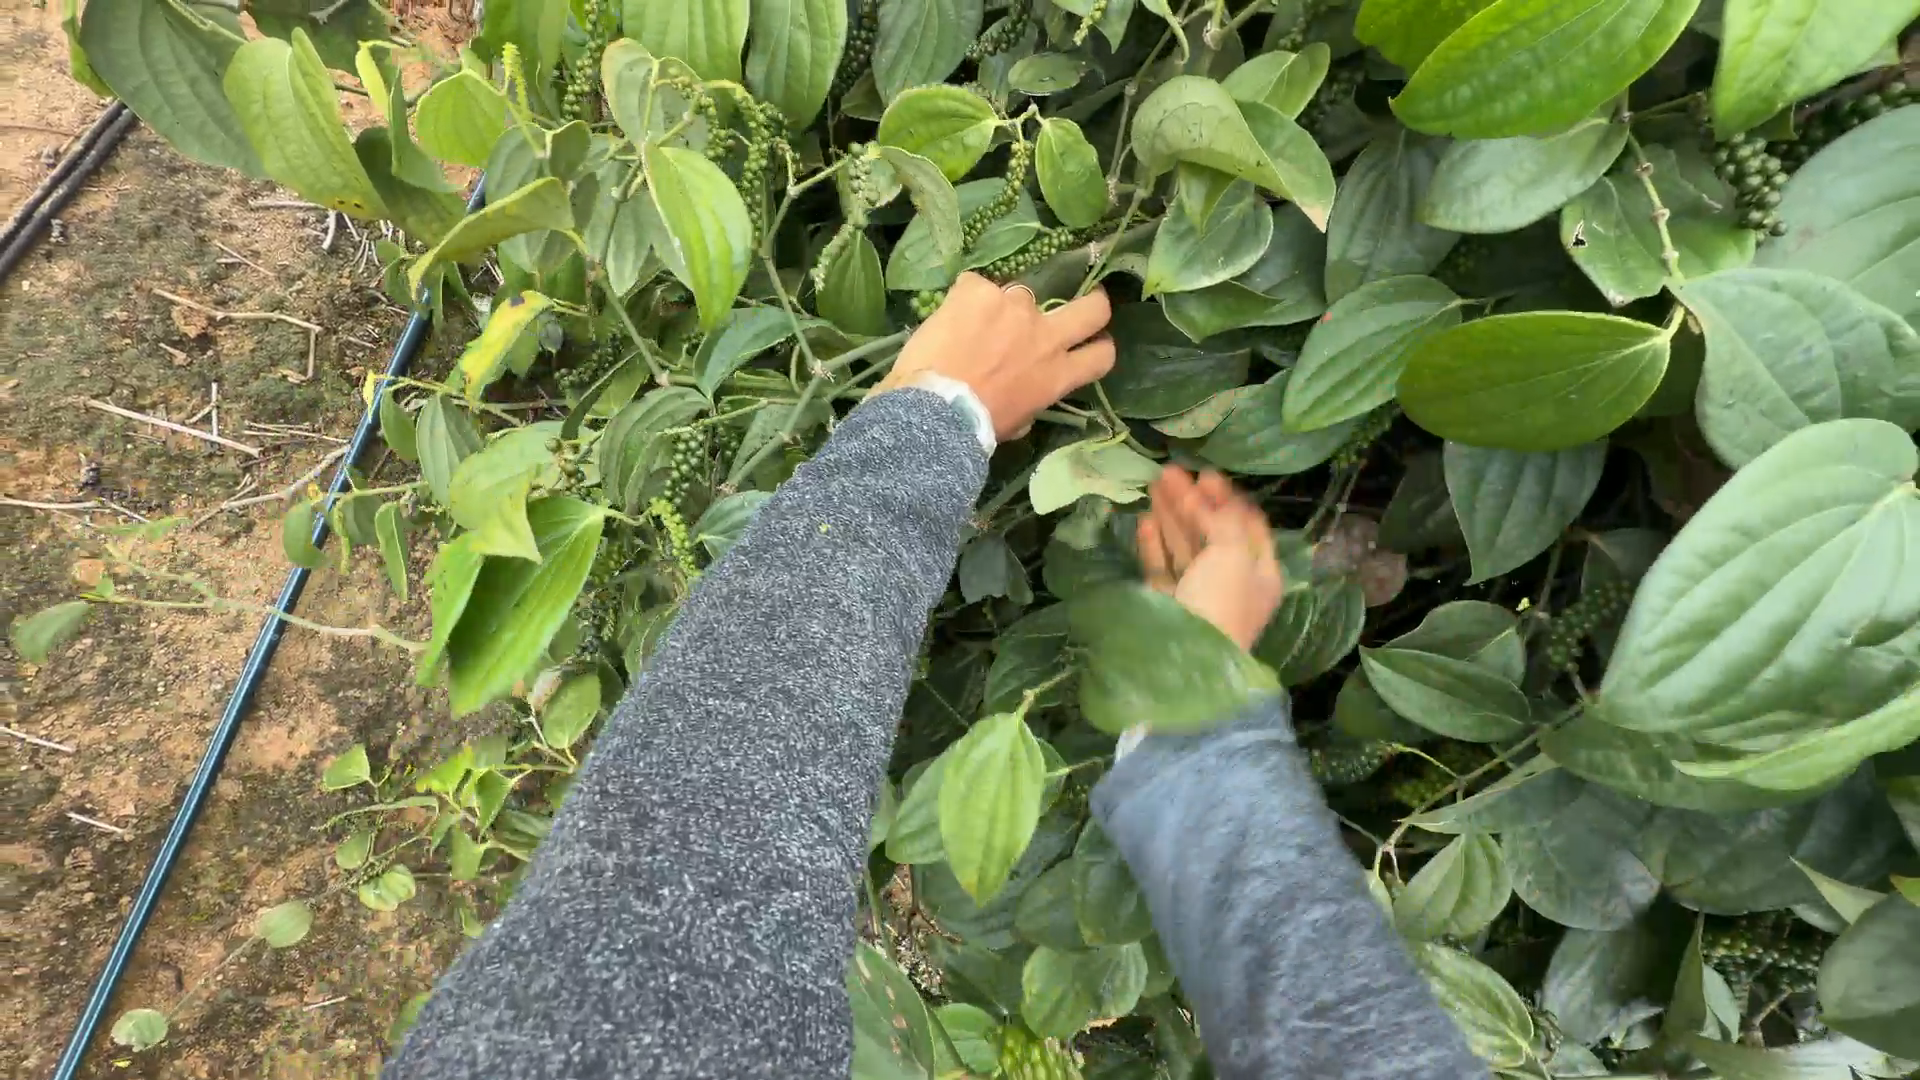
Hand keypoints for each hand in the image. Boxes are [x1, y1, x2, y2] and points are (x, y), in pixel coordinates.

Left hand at [878, 273, 1115, 440]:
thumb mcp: (1016, 423)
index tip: (1089, 344)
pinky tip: (950, 321)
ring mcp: (1014, 308)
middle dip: (1092, 305)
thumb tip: (1025, 391)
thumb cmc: (974, 426)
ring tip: (973, 330)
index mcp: (1056, 375)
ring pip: (1021, 296)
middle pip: (1093, 308)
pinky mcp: (979, 290)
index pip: (1102, 355)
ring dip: (1003, 310)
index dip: (1099, 346)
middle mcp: (1045, 335)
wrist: (934, 409)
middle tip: (1075, 308)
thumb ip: (1030, 398)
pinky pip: (976, 288)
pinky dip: (966, 302)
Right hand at [1137, 468, 1283, 651]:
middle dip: (1192, 501)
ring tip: (1153, 485)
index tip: (1205, 474)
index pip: (1247, 526)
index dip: (1228, 498)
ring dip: (1170, 515)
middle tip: (1170, 472)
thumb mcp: (1234, 553)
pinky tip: (1145, 520)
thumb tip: (1207, 498)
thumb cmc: (1220, 602)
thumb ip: (1223, 520)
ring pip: (1183, 546)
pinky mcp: (1166, 603)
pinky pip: (1161, 567)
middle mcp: (1229, 582)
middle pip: (1211, 532)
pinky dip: (1154, 543)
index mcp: (1258, 573)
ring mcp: (1196, 593)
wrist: (1186, 658)